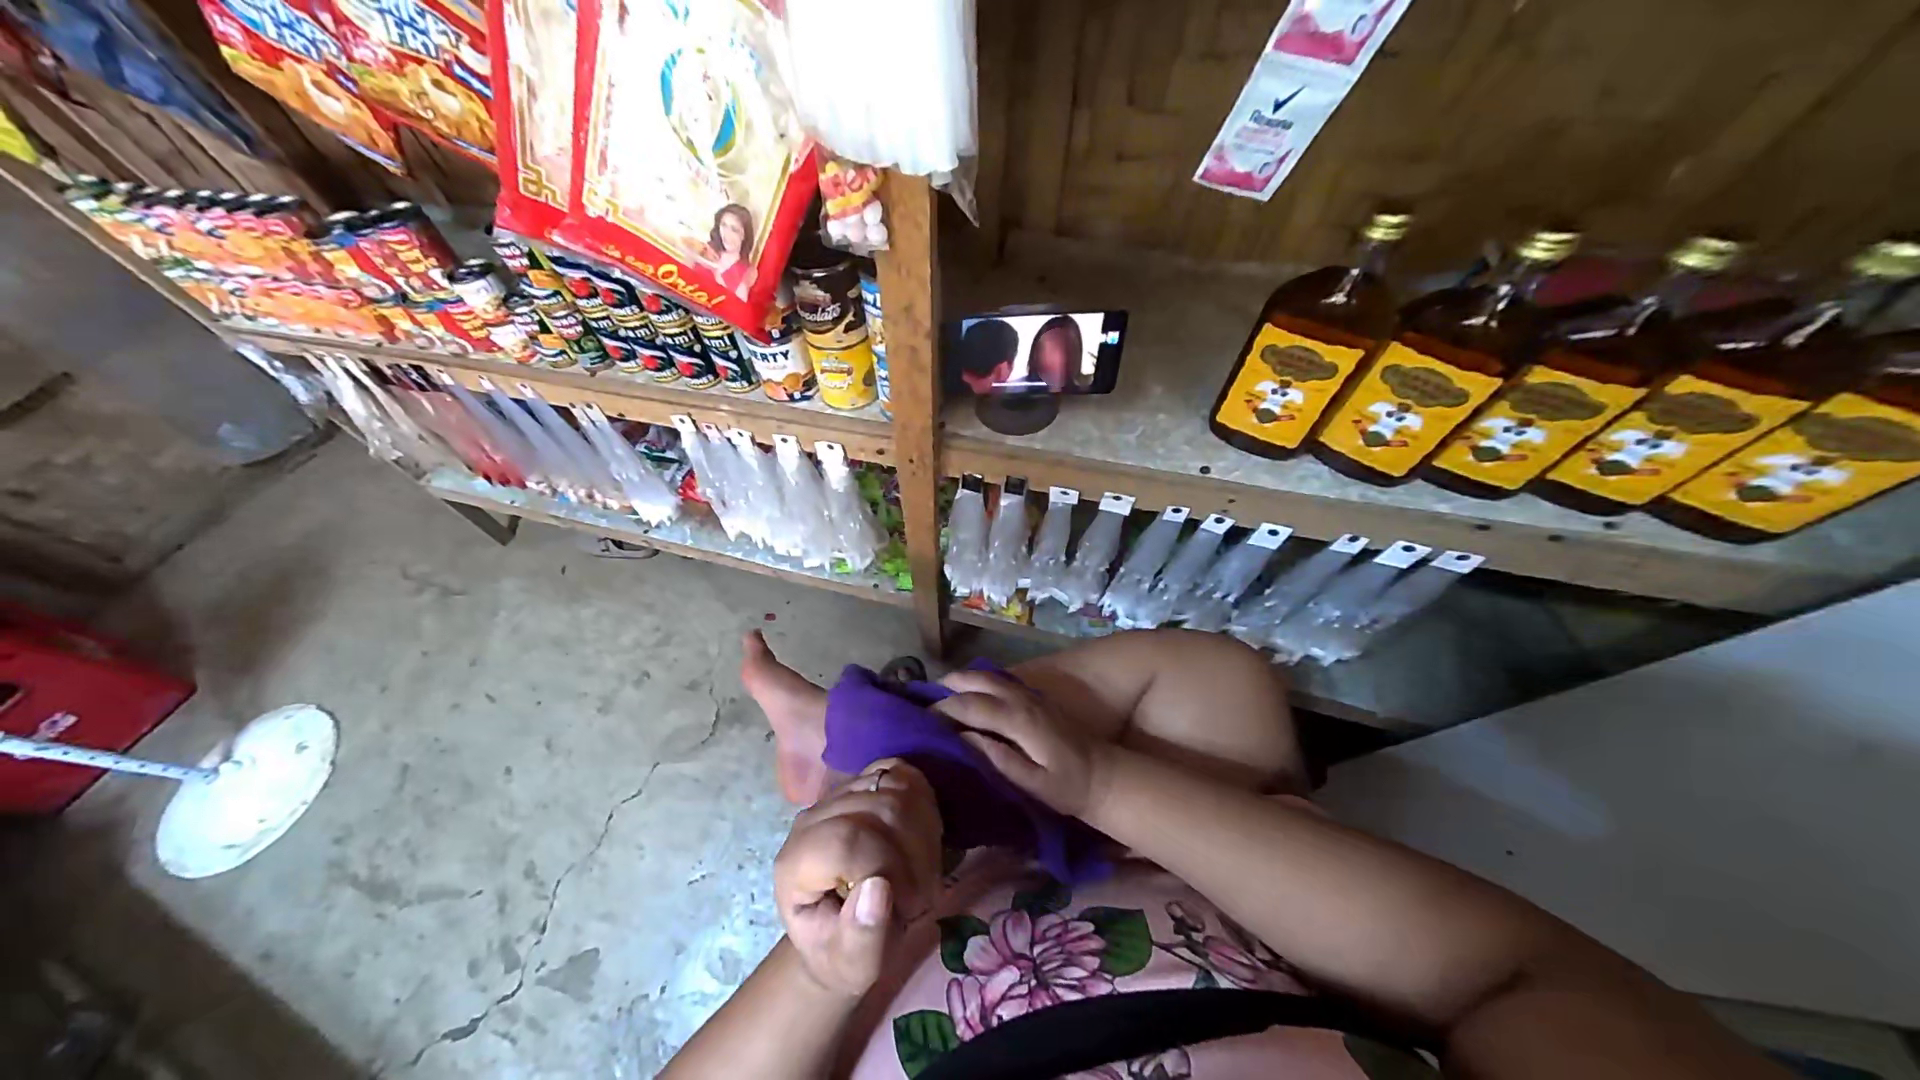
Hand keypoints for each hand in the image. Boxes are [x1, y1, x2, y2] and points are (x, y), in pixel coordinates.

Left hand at [773, 760, 942, 996]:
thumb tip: (878, 888)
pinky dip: (923, 801)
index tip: (908, 906)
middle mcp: (811, 819)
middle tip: (919, 894)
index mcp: (796, 863)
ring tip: (921, 869)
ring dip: (924, 832)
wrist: (841, 933)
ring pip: (895, 789)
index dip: (890, 869)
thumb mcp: (852, 965)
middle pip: (880, 809)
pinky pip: (901, 773)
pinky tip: (922, 835)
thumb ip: (861, 935)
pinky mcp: (862, 783)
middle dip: (915, 855)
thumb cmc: (843, 954)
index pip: (847, 840)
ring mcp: (837, 796)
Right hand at [932, 670, 1109, 818]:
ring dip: (962, 680)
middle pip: (979, 680)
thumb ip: (999, 760)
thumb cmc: (1067, 787)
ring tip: (937, 692)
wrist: (1103, 776)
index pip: (972, 705)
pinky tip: (966, 691)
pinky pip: (999, 680)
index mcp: (1020, 720)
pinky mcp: (1034, 698)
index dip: (944, 709)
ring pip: (989, 676)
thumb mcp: (1033, 784)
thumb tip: (963, 738)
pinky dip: (977, 681)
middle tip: (922, 700)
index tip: (921, 720)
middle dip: (948, 686)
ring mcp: (1030, 695)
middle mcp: (1023, 699)